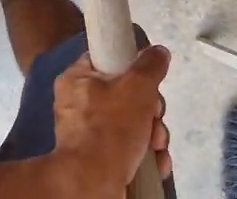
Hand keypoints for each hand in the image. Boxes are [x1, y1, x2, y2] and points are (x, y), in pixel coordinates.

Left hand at [50, 44, 171, 195]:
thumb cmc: (110, 127)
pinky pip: (127, 148)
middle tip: (156, 117)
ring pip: (131, 123)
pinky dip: (146, 154)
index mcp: (77, 78)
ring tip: (159, 147)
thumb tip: (159, 52)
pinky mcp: (99, 160)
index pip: (108, 60)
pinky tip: (158, 163)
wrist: (93, 184)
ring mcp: (88, 134)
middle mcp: (78, 104)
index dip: (134, 69)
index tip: (149, 82)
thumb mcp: (137, 86)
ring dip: (153, 134)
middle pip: (126, 94)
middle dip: (151, 109)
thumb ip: (151, 65)